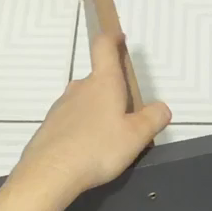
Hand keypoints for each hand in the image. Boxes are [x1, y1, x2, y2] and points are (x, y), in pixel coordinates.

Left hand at [12, 33, 170, 201]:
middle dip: (112, 91)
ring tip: (109, 139)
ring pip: (83, 102)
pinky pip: (71, 122)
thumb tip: (162, 108)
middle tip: (127, 114)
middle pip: (96, 80)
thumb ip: (153, 119)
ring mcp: (60, 108)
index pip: (104, 47)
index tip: (118, 38)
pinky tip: (88, 152)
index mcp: (102, 83)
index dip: (112, 38)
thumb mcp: (136, 136)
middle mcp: (79, 89)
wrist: (50, 173)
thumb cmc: (98, 148)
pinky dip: (82, 130)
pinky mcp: (49, 127)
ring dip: (97, 112)